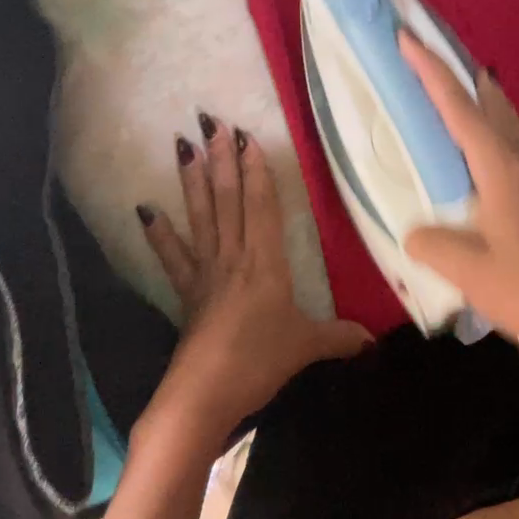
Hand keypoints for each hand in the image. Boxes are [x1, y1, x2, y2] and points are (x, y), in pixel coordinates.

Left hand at [137, 113, 371, 436]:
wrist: (203, 396)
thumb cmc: (258, 362)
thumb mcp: (307, 346)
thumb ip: (340, 337)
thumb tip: (374, 341)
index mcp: (265, 261)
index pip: (261, 205)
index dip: (256, 169)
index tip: (247, 135)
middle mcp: (234, 257)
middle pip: (226, 199)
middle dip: (221, 159)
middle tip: (212, 121)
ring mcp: (206, 273)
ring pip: (200, 216)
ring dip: (191, 180)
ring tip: (181, 144)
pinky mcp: (187, 294)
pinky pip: (172, 256)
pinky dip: (159, 233)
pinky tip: (144, 209)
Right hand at [398, 33, 518, 360]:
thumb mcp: (470, 273)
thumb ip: (432, 245)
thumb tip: (414, 231)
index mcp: (502, 169)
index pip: (459, 108)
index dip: (431, 71)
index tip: (408, 39)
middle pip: (488, 101)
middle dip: (457, 74)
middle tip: (428, 56)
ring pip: (507, 119)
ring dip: (479, 98)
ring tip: (454, 90)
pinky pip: (517, 139)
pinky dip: (494, 125)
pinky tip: (485, 147)